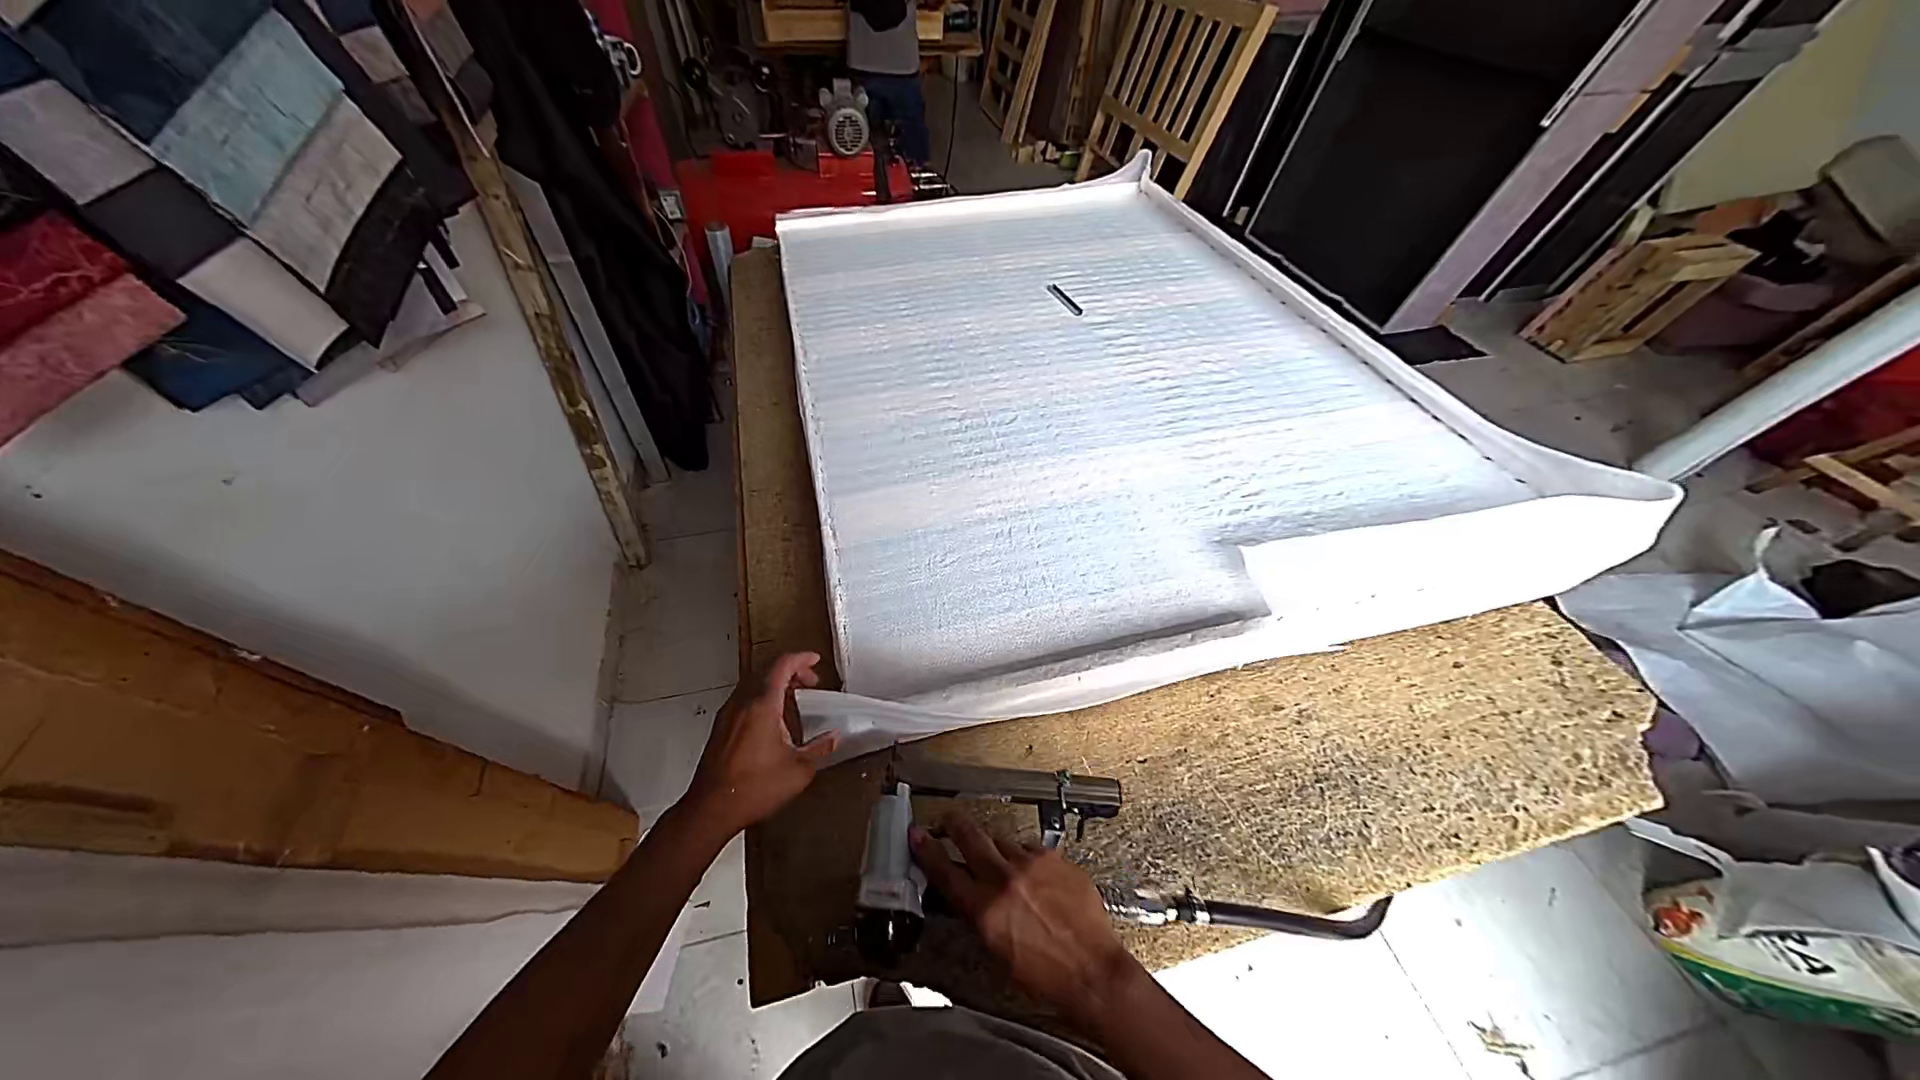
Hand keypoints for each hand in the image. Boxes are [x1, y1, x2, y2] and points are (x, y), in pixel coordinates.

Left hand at [677, 653, 836, 837]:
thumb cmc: (752, 789)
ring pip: (753, 683)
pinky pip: (743, 699)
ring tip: (793, 699)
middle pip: (766, 670)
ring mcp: (727, 715)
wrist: (711, 809)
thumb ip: (819, 749)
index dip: (801, 659)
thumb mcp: (798, 770)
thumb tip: (833, 738)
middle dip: (790, 671)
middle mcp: (742, 704)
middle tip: (809, 681)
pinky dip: (761, 697)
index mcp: (762, 705)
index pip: (782, 665)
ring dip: (775, 684)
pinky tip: (772, 719)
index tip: (814, 660)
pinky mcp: (720, 728)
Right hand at [910, 811, 1142, 1026]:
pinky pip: (1030, 848)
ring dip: (997, 849)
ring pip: (1002, 841)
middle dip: (954, 824)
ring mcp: (1031, 865)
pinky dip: (1026, 857)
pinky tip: (1033, 875)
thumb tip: (968, 893)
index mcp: (984, 909)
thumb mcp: (996, 950)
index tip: (917, 836)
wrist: (1091, 970)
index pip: (945, 871)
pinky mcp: (1054, 858)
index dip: (926, 850)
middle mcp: (1005, 880)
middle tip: (947, 820)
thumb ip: (979, 914)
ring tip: (1005, 867)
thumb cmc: (1047, 974)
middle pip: (969, 836)